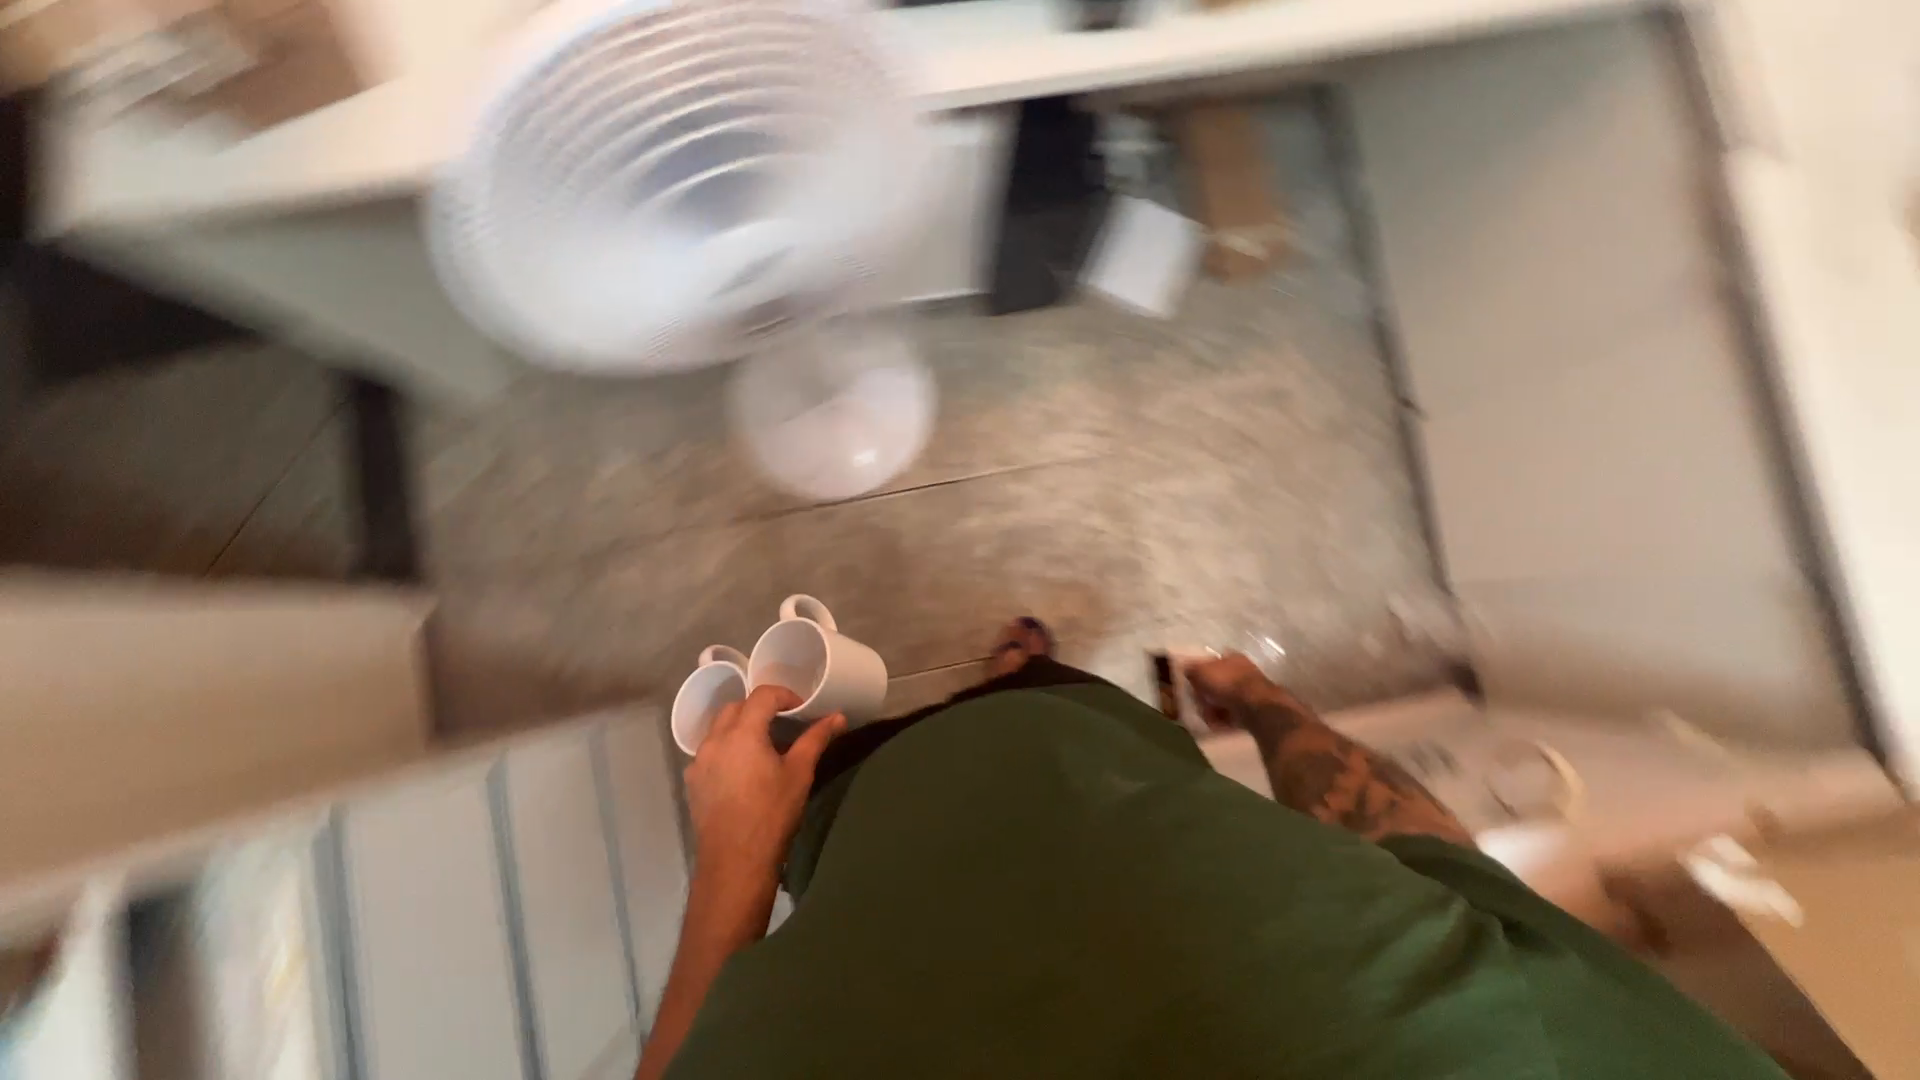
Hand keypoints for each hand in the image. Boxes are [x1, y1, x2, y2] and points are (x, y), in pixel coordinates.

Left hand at [684, 685, 844, 874]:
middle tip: (783, 722)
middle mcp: (715, 740)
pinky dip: (727, 748)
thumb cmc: (772, 814)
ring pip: (718, 728)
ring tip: (763, 745)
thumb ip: (816, 739)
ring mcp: (699, 761)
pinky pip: (709, 751)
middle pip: (736, 707)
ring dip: (740, 726)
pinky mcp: (693, 781)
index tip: (801, 709)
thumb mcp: (799, 773)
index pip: (762, 695)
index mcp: (742, 732)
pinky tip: (743, 770)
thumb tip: (837, 716)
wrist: (735, 861)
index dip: (784, 695)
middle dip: (759, 708)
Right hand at [1183, 652, 1299, 729]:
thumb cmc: (1227, 684)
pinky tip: (1217, 725)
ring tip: (1206, 717)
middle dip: (1205, 695)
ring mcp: (1250, 691)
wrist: (1257, 707)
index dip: (1199, 673)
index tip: (1191, 684)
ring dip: (1213, 709)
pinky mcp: (1254, 709)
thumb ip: (1191, 669)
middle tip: (1198, 703)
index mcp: (1231, 658)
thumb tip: (1184, 667)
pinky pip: (1233, 714)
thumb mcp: (1202, 672)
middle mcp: (1242, 671)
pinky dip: (1224, 719)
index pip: (1211, 662)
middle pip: (1217, 683)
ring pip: (1224, 700)